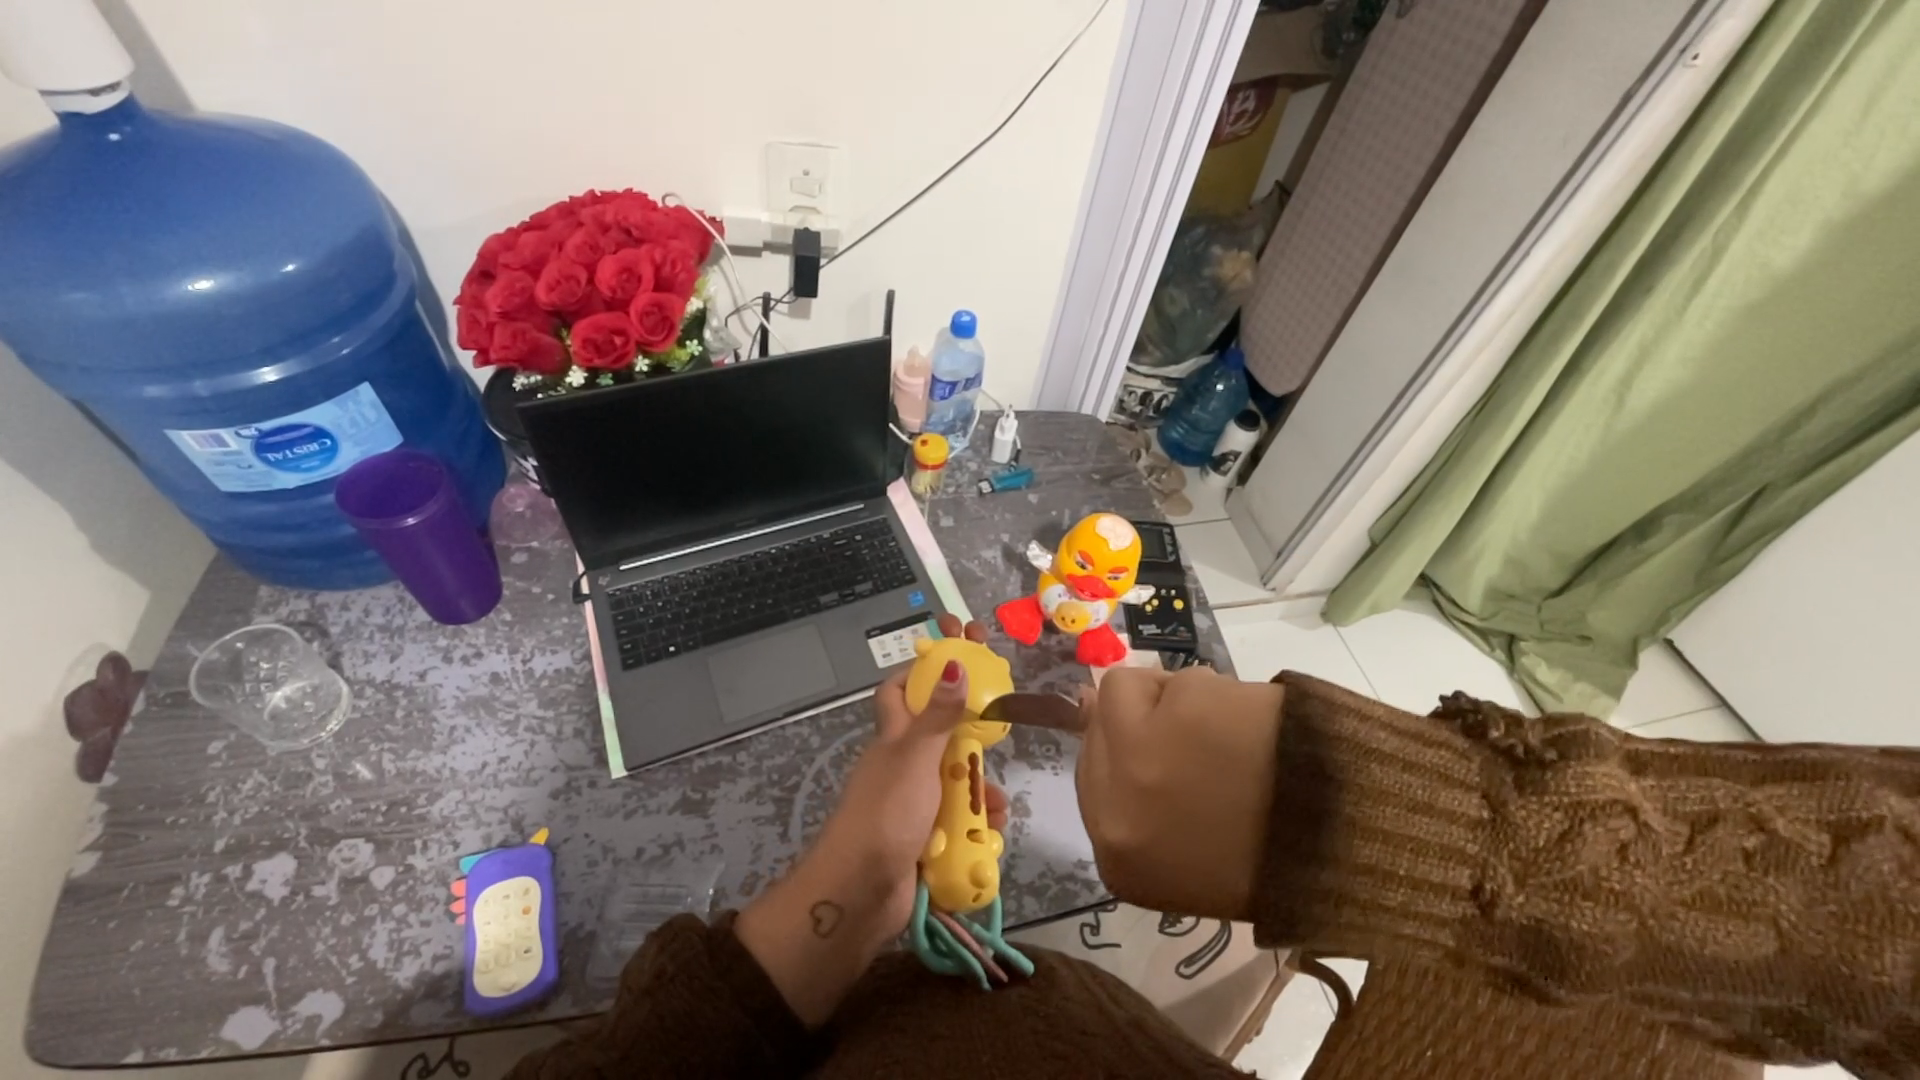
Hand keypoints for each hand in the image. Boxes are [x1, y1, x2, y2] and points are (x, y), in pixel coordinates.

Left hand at [815, 614, 1008, 934]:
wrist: (860, 894)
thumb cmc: (885, 815)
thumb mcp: (915, 759)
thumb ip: (938, 716)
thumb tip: (954, 662)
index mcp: (894, 740)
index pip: (899, 692)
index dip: (922, 669)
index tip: (956, 652)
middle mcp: (903, 766)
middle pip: (941, 737)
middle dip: (971, 739)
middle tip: (1000, 733)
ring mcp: (914, 804)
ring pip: (956, 784)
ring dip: (979, 792)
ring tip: (995, 805)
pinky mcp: (926, 839)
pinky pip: (960, 824)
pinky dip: (977, 827)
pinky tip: (990, 834)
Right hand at [1074, 665, 1282, 921]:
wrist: (1348, 849)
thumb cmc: (1266, 862)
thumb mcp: (1178, 860)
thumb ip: (1130, 801)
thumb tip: (1088, 704)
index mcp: (1116, 859)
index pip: (1090, 775)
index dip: (1127, 755)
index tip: (1166, 760)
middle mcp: (1116, 803)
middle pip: (1100, 727)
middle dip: (1140, 724)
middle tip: (1196, 748)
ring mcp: (1142, 749)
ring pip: (1129, 690)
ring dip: (1177, 704)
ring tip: (1229, 740)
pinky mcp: (1183, 704)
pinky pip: (1182, 679)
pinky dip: (1214, 693)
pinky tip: (1247, 723)